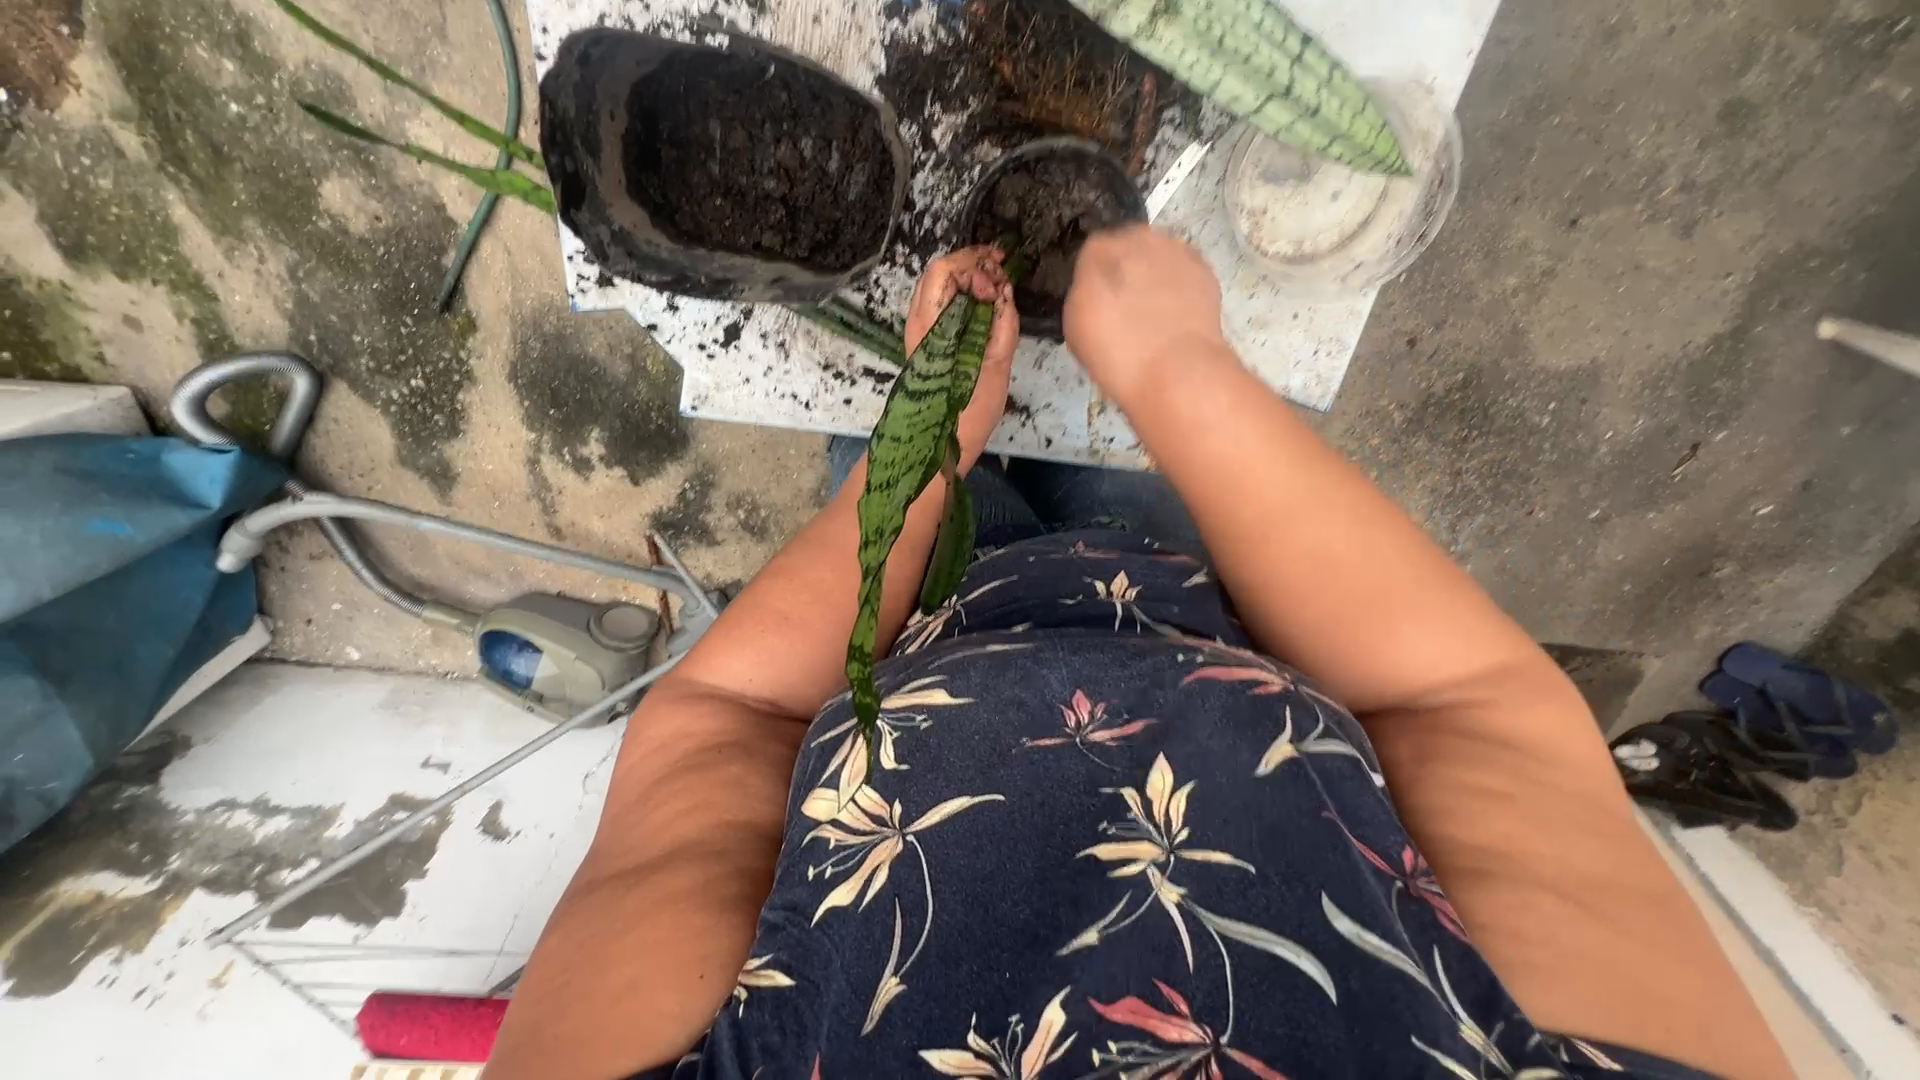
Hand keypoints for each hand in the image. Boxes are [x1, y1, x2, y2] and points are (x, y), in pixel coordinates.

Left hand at [904, 246, 1018, 466]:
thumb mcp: (995, 366)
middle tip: (1000, 275)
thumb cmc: (968, 412)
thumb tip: (1004, 291)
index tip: (1000, 264)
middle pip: (940, 274)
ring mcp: (919, 332)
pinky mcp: (926, 343)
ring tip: (996, 292)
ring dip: (969, 282)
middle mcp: (918, 322)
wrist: (938, 445)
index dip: (973, 259)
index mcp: (930, 324)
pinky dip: (963, 300)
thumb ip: (1002, 324)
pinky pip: (942, 307)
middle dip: (972, 266)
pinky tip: (985, 310)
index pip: (943, 269)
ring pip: (940, 289)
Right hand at [1064, 225, 1226, 402]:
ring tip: (1155, 311)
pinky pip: (1184, 272)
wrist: (1175, 369)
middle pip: (1128, 245)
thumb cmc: (1116, 353)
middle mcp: (1138, 240)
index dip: (1096, 277)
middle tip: (1126, 305)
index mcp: (1099, 251)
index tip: (1100, 300)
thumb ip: (1082, 293)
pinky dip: (1180, 286)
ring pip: (1159, 255)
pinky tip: (1177, 314)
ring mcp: (1175, 251)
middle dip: (1127, 268)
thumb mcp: (1076, 327)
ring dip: (1155, 274)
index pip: (1092, 252)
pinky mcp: (1204, 269)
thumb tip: (1095, 287)